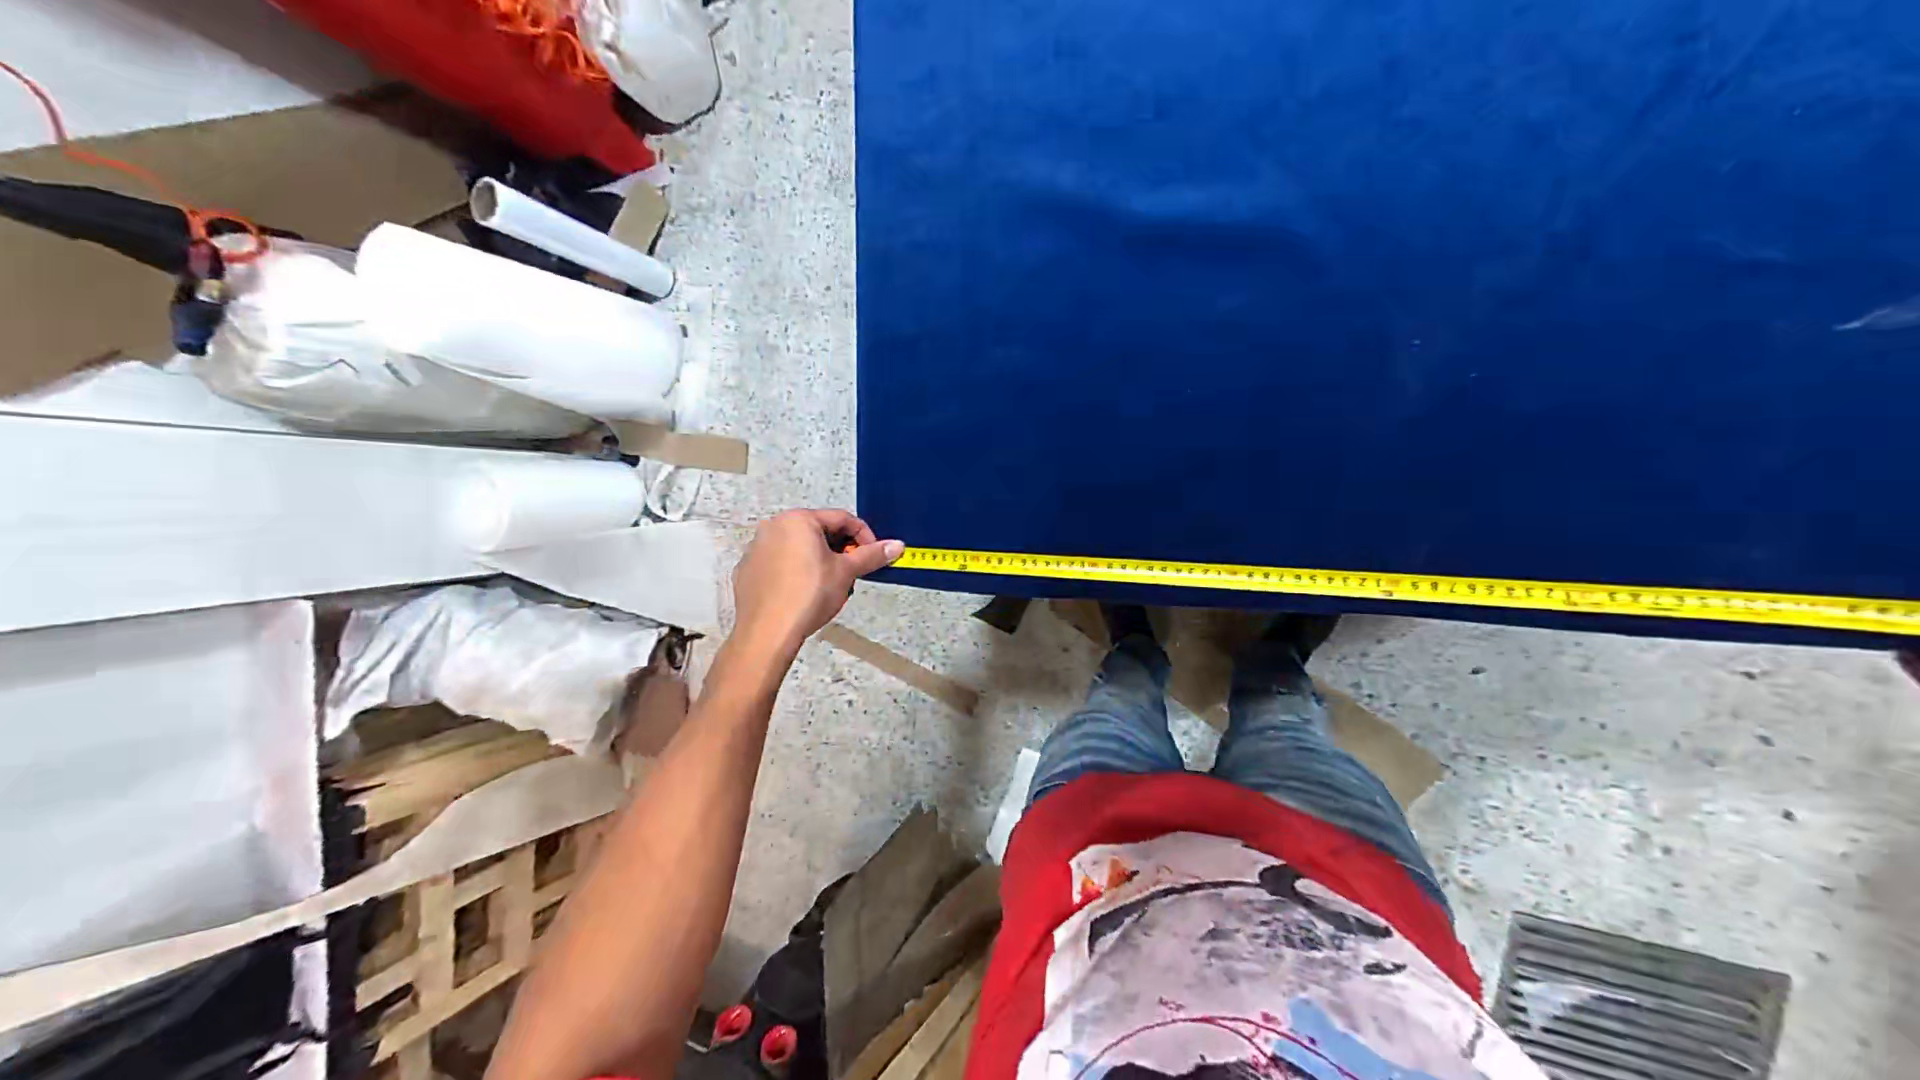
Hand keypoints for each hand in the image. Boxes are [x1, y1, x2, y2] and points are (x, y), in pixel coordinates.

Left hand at [732, 509, 903, 648]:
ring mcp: (756, 548)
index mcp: (798, 519)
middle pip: (818, 531)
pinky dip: (795, 572)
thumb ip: (872, 555)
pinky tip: (802, 593)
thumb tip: (897, 545)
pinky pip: (779, 563)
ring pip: (798, 547)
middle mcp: (773, 526)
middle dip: (840, 550)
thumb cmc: (808, 595)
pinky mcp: (747, 570)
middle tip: (852, 572)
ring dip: (818, 560)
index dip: (864, 537)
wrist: (768, 631)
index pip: (842, 519)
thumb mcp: (846, 572)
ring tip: (829, 586)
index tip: (873, 556)